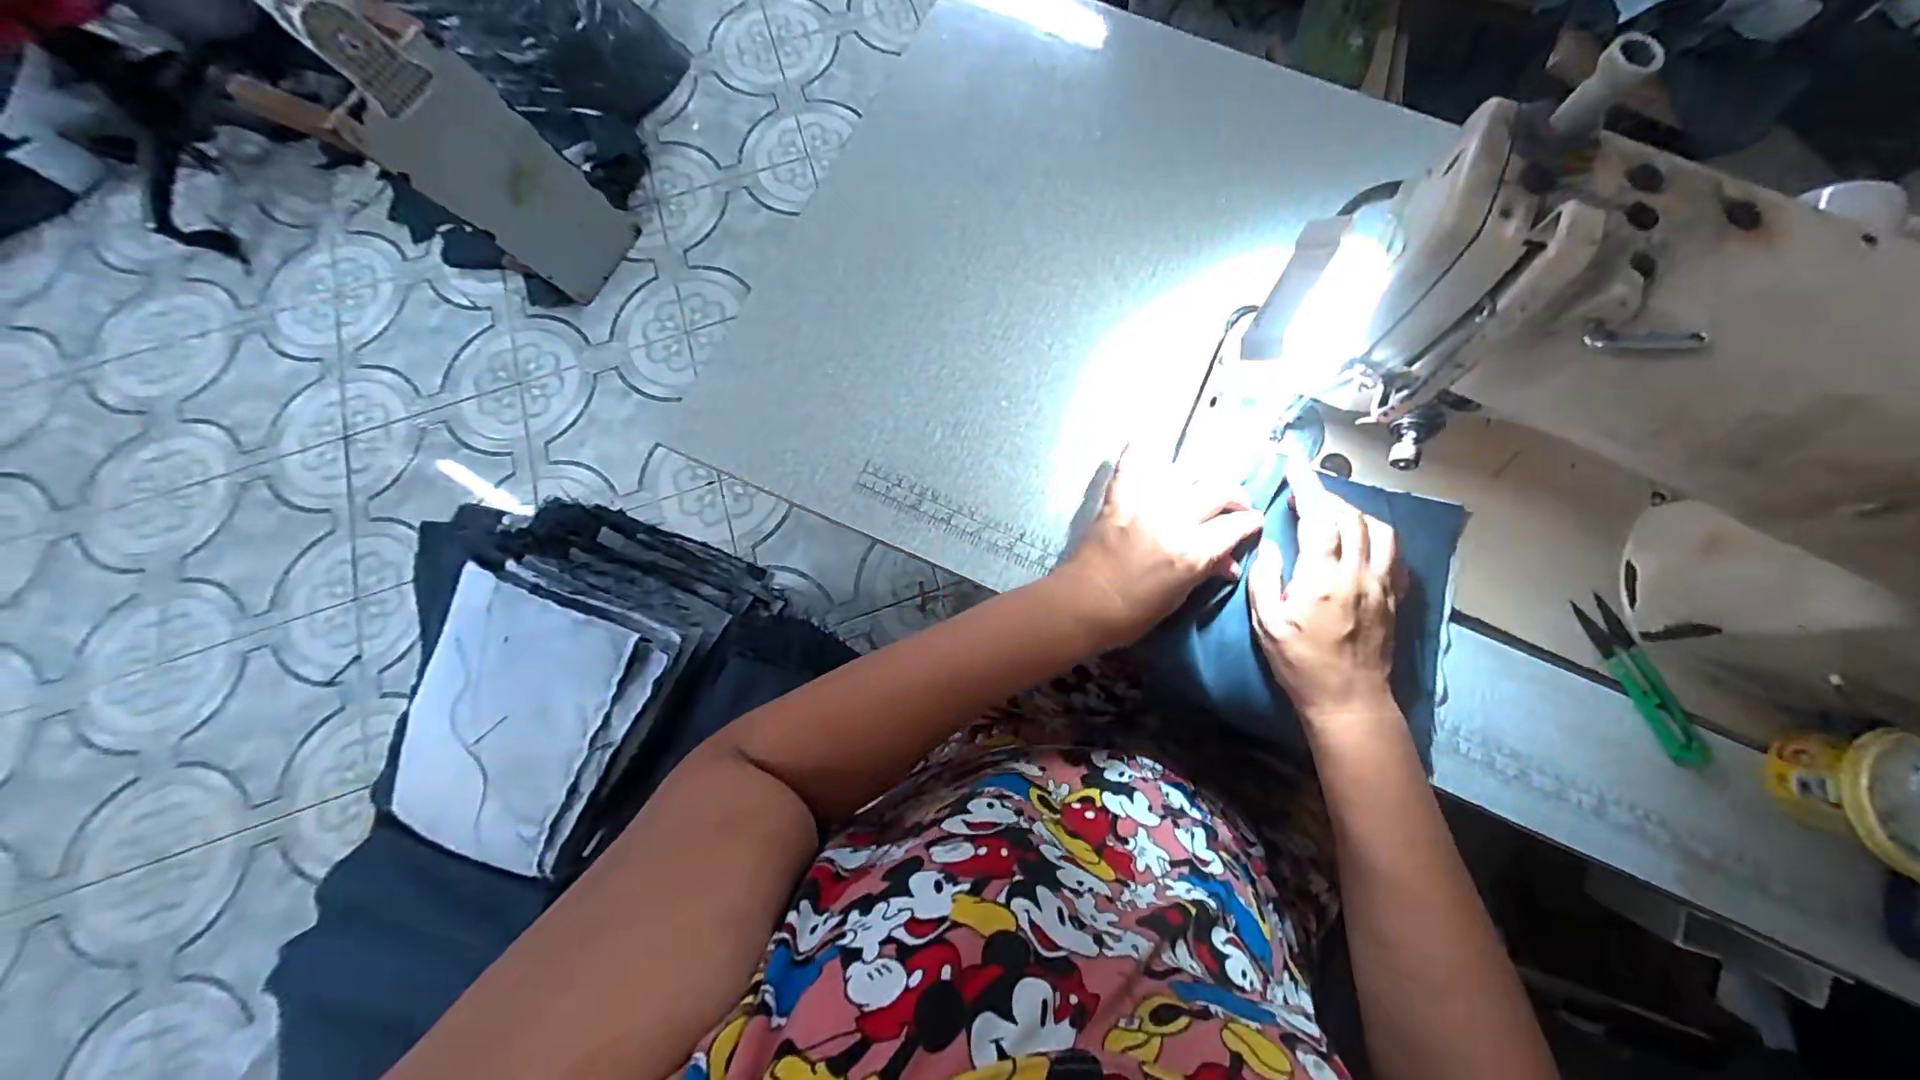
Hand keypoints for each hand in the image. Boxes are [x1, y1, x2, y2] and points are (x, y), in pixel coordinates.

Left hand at [1053, 450, 1264, 649]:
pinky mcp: (1116, 502)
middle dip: (1234, 495)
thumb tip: (1229, 563)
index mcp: (1192, 551)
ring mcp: (1143, 507)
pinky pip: (1128, 470)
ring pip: (1182, 473)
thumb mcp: (1177, 597)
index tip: (1253, 522)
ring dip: (1197, 477)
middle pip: (1216, 491)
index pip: (1235, 526)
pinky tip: (1141, 439)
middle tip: (1236, 503)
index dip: (1250, 523)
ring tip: (1200, 485)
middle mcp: (1173, 521)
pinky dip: (1135, 454)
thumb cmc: (1131, 614)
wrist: (1080, 607)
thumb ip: (1204, 571)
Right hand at [1248, 459, 1402, 724]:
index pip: (1319, 518)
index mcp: (1323, 579)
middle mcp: (1359, 574)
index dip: (1307, 486)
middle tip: (1303, 494)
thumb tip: (1273, 546)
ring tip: (1331, 514)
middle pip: (1350, 517)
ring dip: (1353, 512)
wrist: (1349, 698)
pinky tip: (1361, 540)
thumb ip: (1266, 580)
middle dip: (1326, 497)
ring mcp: (1382, 584)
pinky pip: (1394, 552)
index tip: (1294, 465)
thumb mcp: (1267, 625)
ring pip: (1378, 529)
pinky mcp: (1395, 596)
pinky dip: (1377, 535)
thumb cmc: (1300, 663)